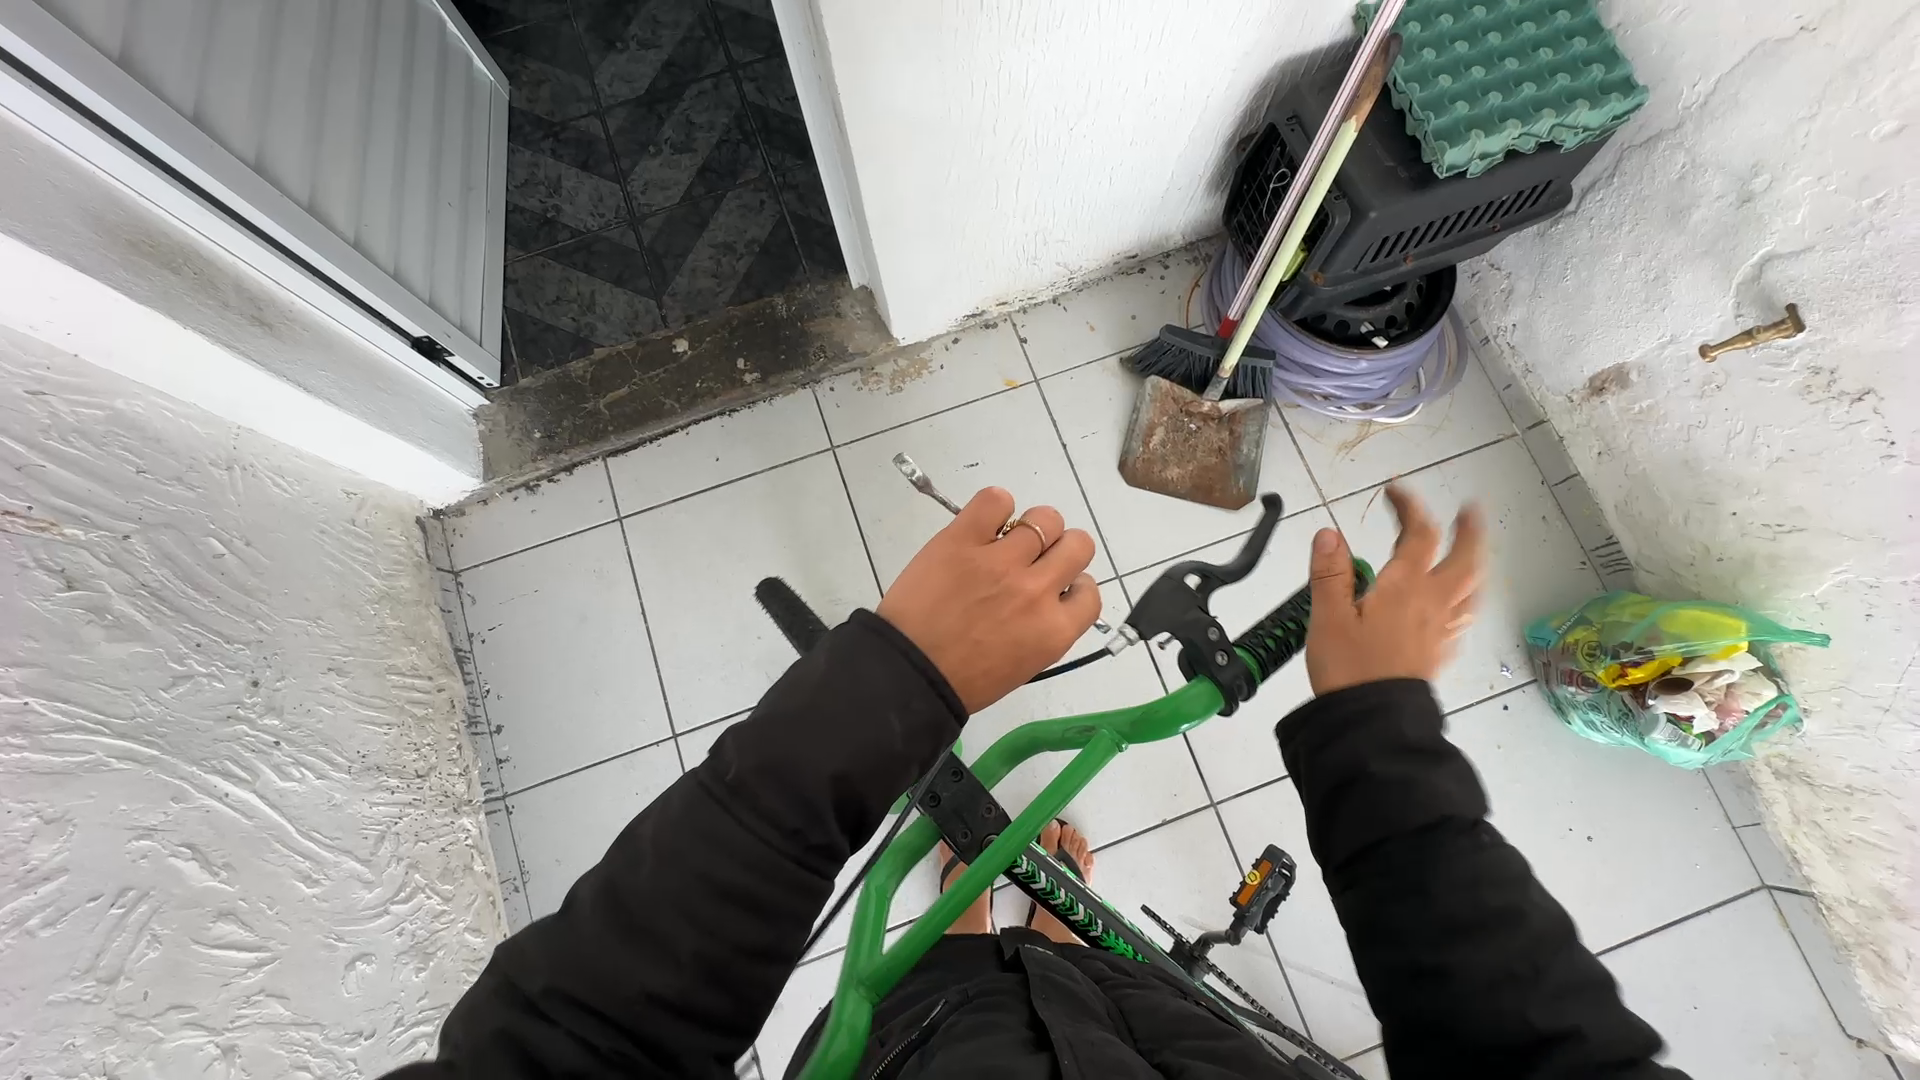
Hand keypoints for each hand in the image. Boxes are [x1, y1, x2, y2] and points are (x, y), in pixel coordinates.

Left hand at [877, 487, 1101, 712]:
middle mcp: (1037, 590)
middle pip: (1078, 544)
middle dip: (1060, 550)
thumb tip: (1049, 599)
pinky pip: (997, 500)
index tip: (1054, 588)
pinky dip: (996, 507)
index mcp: (1054, 630)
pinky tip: (983, 526)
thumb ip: (1044, 629)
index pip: (1090, 590)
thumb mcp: (1023, 665)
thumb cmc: (964, 679)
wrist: (909, 671)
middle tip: (1034, 560)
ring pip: (1045, 518)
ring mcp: (1001, 561)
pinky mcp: (964, 539)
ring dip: (1033, 528)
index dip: (1074, 585)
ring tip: (1007, 540)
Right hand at [1304, 484, 1484, 695]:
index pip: (1418, 535)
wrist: (1375, 719)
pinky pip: (1464, 614)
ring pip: (1473, 587)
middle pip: (1466, 559)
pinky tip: (1452, 603)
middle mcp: (1433, 603)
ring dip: (1476, 561)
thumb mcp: (1329, 616)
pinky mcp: (1440, 651)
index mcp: (1405, 587)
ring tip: (1470, 551)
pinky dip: (1464, 596)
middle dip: (1470, 530)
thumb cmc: (1349, 666)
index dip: (1409, 508)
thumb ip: (1331, 573)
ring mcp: (1442, 628)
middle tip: (1469, 509)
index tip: (1395, 491)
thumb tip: (1329, 533)